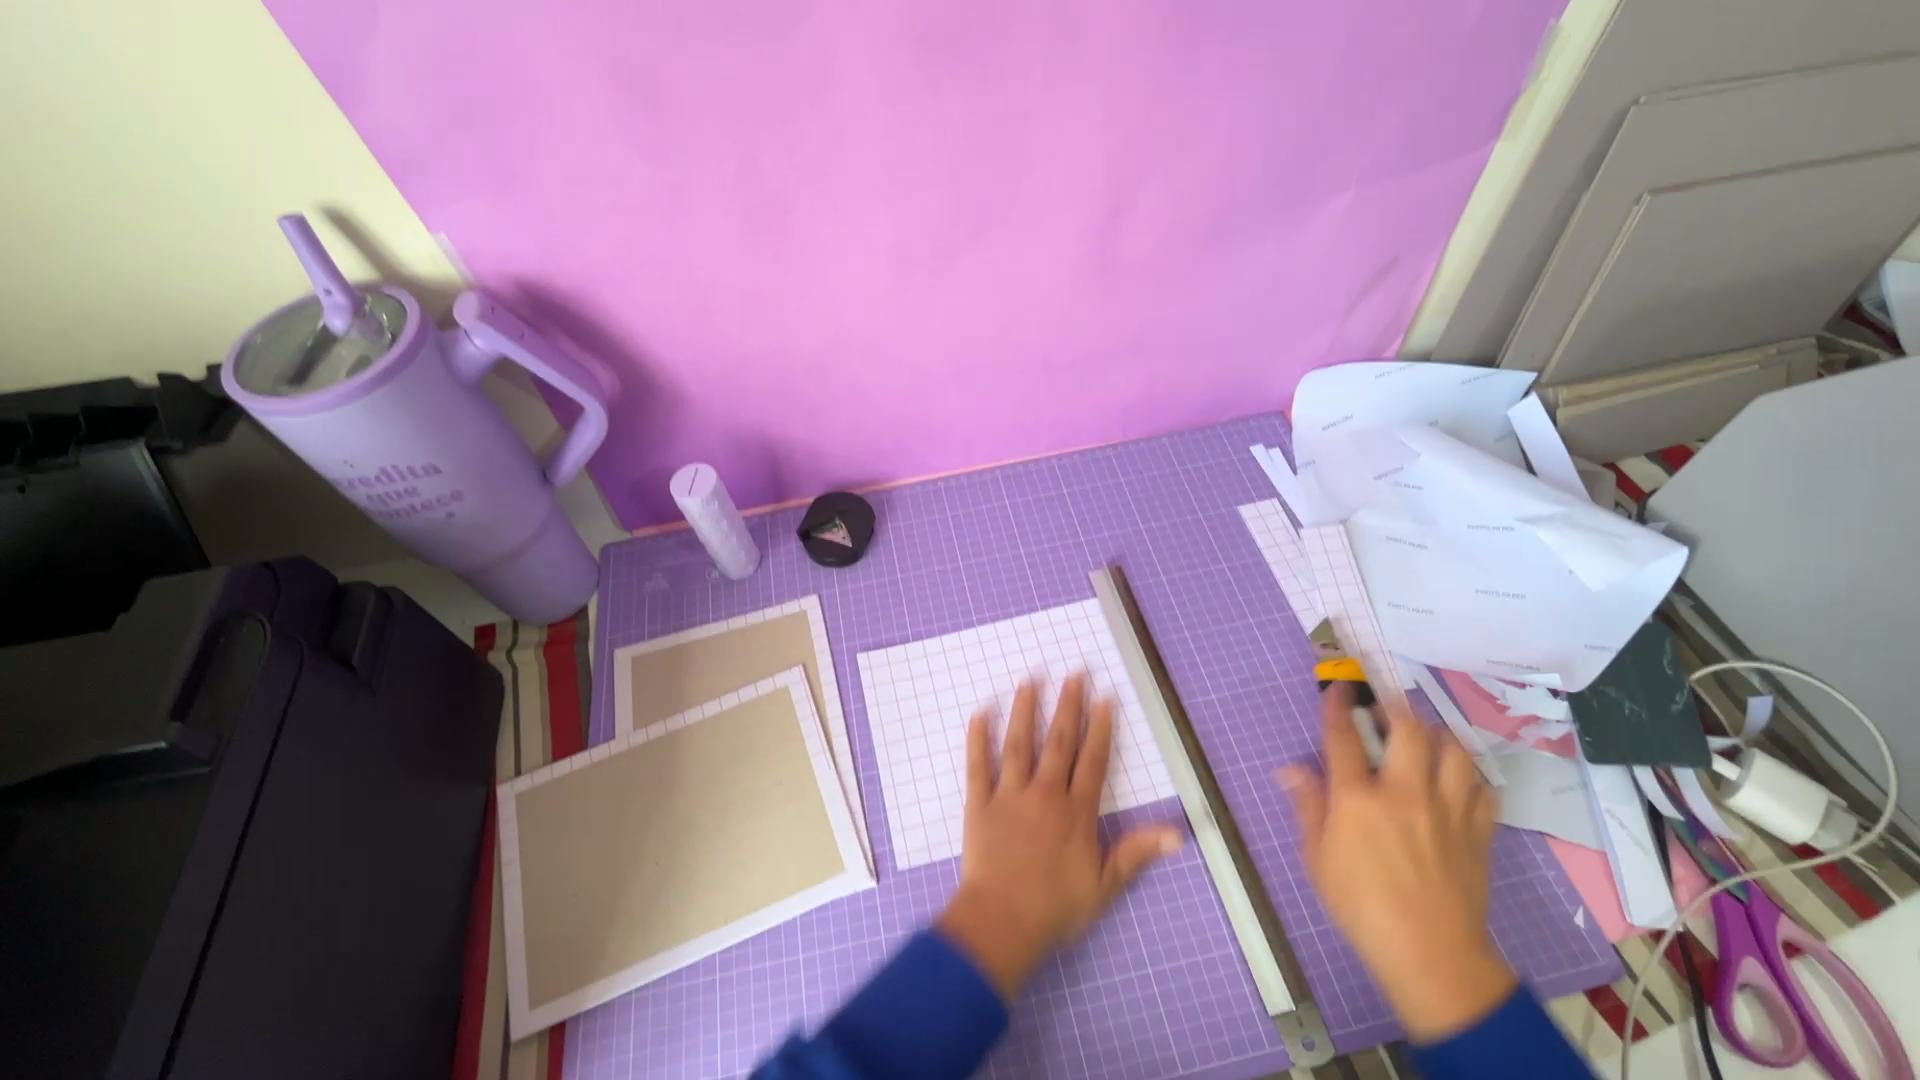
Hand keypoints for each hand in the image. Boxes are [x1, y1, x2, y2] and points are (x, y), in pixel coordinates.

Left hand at [935, 675, 1183, 1000]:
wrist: (1003, 920)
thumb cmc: (1057, 906)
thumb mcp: (1106, 884)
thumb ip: (1137, 852)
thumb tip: (1179, 833)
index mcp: (1077, 811)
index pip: (1093, 761)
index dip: (1101, 729)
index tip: (1103, 698)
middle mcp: (1045, 794)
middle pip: (1059, 743)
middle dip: (1067, 707)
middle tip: (1073, 674)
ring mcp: (1010, 796)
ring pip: (1018, 745)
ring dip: (1024, 711)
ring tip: (1029, 681)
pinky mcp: (979, 804)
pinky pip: (978, 766)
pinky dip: (977, 739)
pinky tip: (979, 713)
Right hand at [1277, 683, 1515, 1042]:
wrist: (1431, 955)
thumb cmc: (1361, 909)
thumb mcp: (1317, 860)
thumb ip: (1307, 808)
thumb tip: (1292, 770)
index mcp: (1358, 800)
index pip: (1344, 737)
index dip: (1338, 706)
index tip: (1337, 687)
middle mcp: (1404, 792)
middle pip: (1408, 728)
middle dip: (1394, 708)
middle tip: (1384, 711)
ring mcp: (1447, 809)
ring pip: (1453, 749)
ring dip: (1436, 736)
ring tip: (1424, 740)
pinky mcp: (1479, 830)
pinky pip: (1482, 786)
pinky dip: (1468, 775)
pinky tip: (1455, 782)